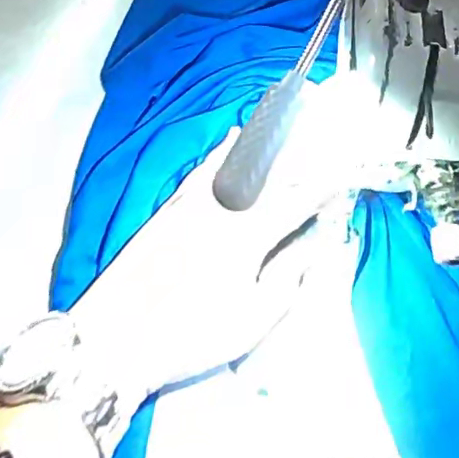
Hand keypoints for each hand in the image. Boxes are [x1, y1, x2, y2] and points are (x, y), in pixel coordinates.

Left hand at [66, 130, 335, 404]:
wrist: (108, 341)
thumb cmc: (186, 335)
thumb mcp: (249, 323)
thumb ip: (286, 284)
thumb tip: (310, 252)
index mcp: (253, 235)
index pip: (303, 199)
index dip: (330, 183)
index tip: (349, 171)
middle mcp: (230, 208)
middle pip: (277, 170)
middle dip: (309, 149)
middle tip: (330, 130)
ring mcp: (200, 202)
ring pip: (245, 160)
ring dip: (275, 138)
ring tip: (296, 116)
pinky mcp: (174, 205)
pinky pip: (207, 166)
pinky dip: (226, 147)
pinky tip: (236, 132)